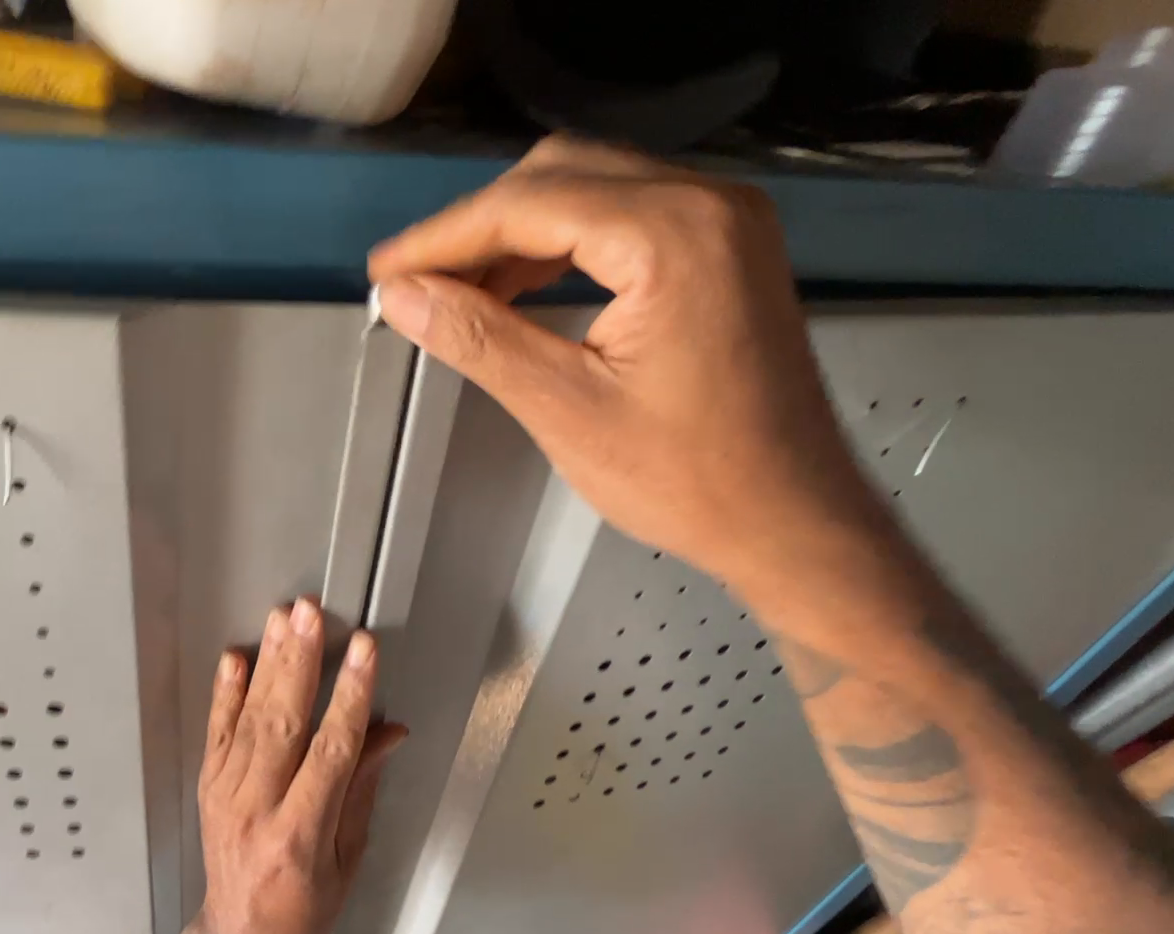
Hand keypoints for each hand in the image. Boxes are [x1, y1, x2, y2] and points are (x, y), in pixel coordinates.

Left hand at [195, 597, 407, 933]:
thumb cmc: (302, 909)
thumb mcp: (348, 859)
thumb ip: (362, 788)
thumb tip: (388, 729)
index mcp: (300, 833)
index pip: (332, 750)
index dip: (351, 696)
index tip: (364, 653)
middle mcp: (257, 807)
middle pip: (282, 723)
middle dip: (300, 661)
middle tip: (311, 615)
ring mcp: (225, 793)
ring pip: (249, 718)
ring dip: (269, 663)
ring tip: (283, 620)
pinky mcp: (208, 784)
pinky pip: (216, 730)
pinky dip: (225, 691)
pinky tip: (236, 658)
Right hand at [368, 137, 884, 591]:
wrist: (791, 518)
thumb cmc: (685, 479)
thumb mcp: (565, 410)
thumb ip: (479, 339)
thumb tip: (400, 295)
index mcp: (672, 234)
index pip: (527, 204)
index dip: (442, 237)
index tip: (382, 271)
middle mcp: (706, 201)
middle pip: (558, 175)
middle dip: (476, 226)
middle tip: (416, 280)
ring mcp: (723, 219)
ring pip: (589, 190)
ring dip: (515, 233)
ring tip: (455, 289)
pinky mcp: (723, 247)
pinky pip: (622, 219)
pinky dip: (560, 246)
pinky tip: (518, 287)